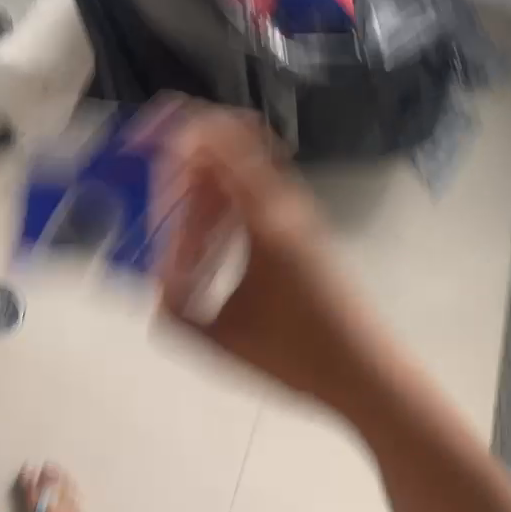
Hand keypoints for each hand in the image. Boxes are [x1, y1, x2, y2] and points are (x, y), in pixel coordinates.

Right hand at [153, 104, 379, 408]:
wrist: (367, 377)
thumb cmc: (296, 357)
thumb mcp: (221, 338)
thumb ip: (174, 309)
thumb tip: (148, 280)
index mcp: (264, 220)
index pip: (217, 147)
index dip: (177, 134)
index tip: (142, 141)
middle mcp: (282, 204)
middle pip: (229, 139)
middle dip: (184, 145)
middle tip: (150, 164)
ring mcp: (294, 213)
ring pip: (240, 161)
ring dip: (201, 174)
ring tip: (174, 212)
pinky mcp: (300, 227)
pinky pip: (251, 187)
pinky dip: (220, 194)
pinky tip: (204, 235)